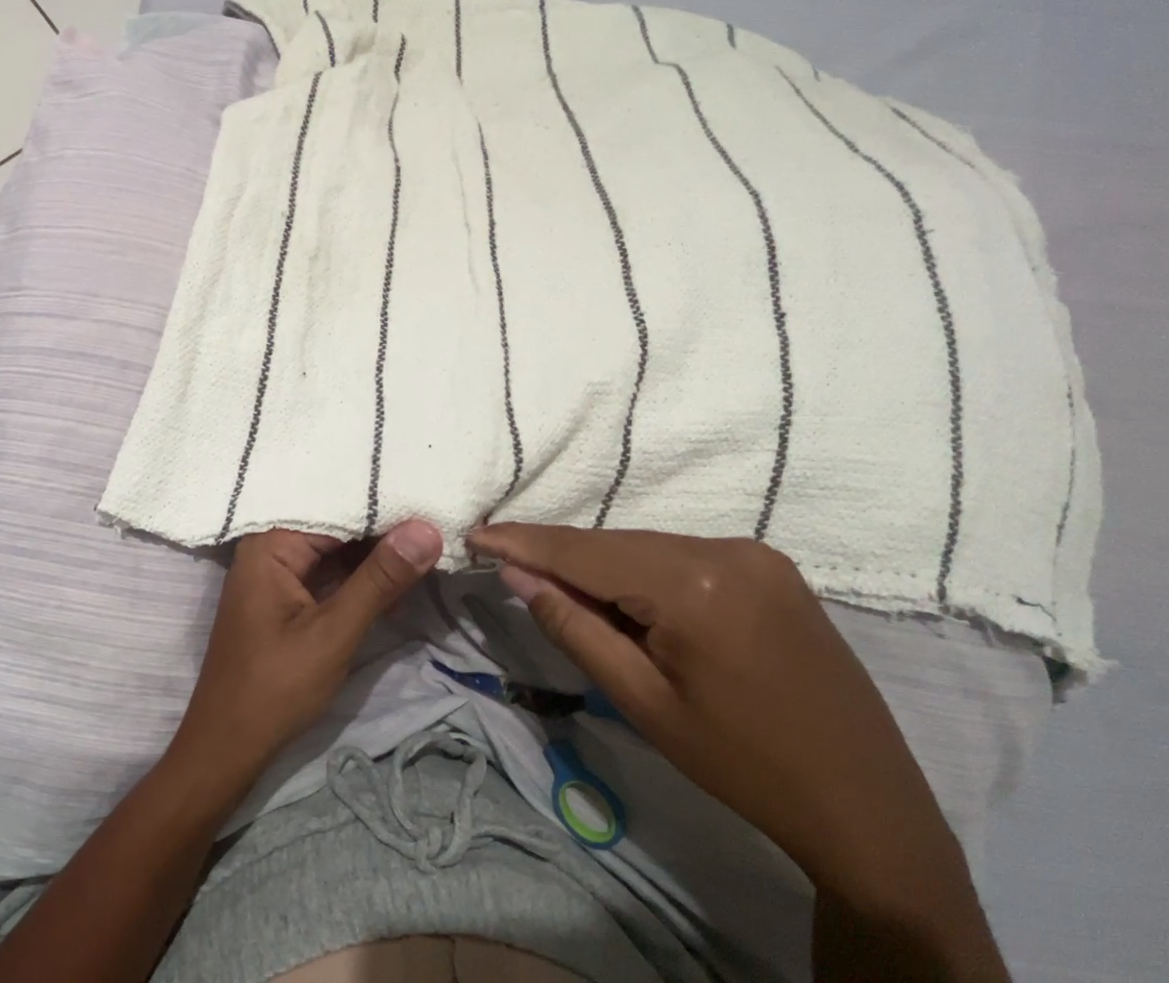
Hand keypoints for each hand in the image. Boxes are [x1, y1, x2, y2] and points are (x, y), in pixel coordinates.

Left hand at [167, 521, 442, 789]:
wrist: (229, 742)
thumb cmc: (276, 686)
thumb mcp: (334, 632)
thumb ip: (379, 580)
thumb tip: (426, 529)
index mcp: (269, 545)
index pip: (335, 508)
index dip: (385, 506)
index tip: (434, 500)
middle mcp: (267, 549)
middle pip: (334, 526)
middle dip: (383, 527)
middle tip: (441, 517)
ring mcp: (274, 575)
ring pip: (334, 551)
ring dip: (376, 553)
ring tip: (432, 538)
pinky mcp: (284, 599)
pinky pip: (327, 574)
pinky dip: (359, 576)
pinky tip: (400, 574)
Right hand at [463, 524, 964, 901]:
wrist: (862, 801)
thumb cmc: (739, 762)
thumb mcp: (639, 701)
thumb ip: (573, 627)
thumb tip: (517, 574)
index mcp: (696, 585)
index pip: (585, 553)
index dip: (524, 542)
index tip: (473, 532)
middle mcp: (729, 551)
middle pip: (616, 544)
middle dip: (558, 555)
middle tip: (502, 563)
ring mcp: (758, 556)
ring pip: (648, 549)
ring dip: (599, 567)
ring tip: (555, 590)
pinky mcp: (773, 571)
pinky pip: (682, 558)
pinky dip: (640, 573)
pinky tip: (621, 599)